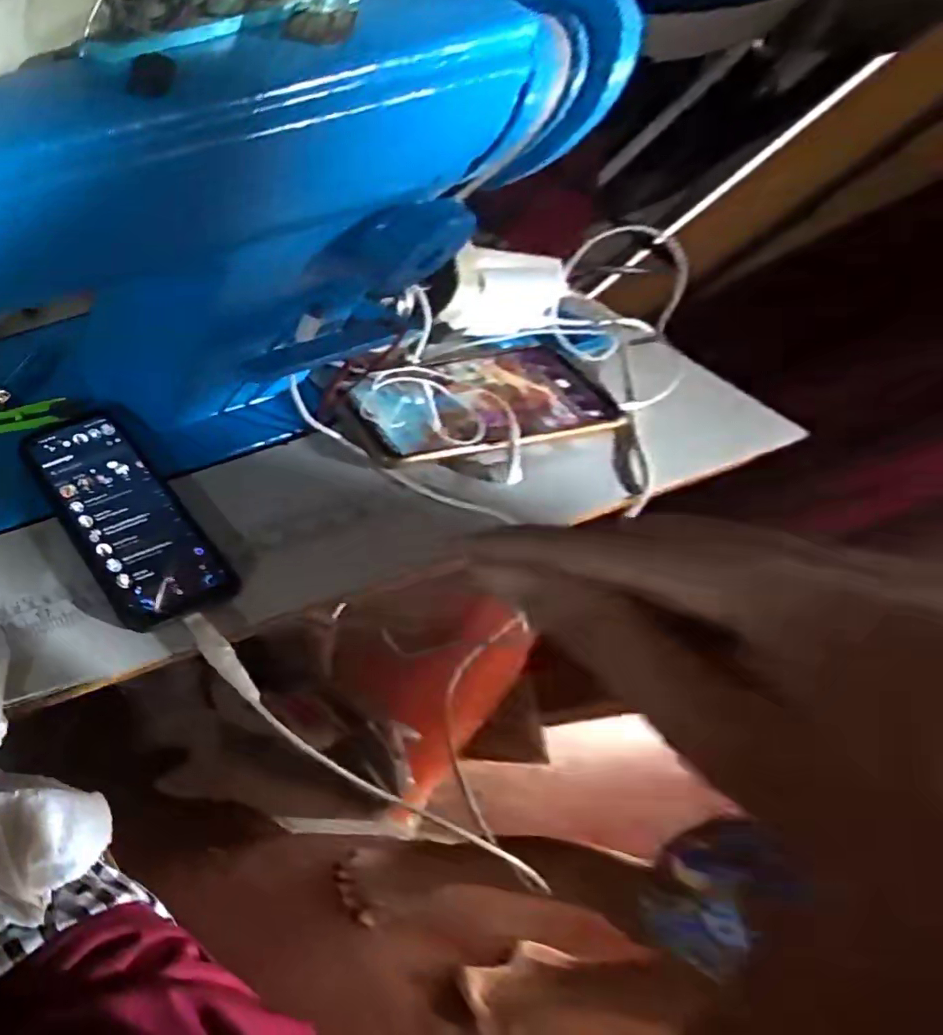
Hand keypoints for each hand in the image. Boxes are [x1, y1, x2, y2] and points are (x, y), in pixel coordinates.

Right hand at [463, 517, 942, 871]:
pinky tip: (655, 605)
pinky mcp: (891, 588)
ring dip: (625, 562)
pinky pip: (754, 559)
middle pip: (672, 535)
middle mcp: (841, 562)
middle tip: (499, 571)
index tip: (459, 550)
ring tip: (557, 585)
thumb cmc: (871, 816)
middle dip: (577, 550)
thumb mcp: (724, 738)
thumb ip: (615, 644)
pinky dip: (682, 575)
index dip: (535, 545)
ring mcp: (876, 571)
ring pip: (713, 541)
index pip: (629, 550)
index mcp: (801, 599)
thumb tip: (514, 578)